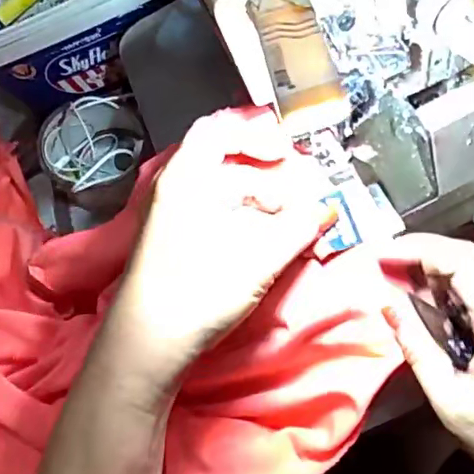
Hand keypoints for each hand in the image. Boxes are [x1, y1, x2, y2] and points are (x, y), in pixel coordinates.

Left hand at [103, 108, 334, 388]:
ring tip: (287, 222)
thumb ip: (298, 228)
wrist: (146, 342)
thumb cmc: (199, 290)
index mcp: (187, 177)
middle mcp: (174, 189)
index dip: (257, 134)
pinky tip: (262, 241)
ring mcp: (170, 216)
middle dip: (267, 177)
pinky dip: (242, 219)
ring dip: (258, 201)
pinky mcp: (172, 241)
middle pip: (225, 163)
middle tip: (297, 195)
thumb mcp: (259, 257)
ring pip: (221, 192)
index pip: (219, 130)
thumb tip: (327, 210)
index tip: (286, 152)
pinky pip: (213, 213)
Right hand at [377, 234, 473, 473]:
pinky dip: (442, 305)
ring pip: (468, 286)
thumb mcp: (459, 407)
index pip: (462, 260)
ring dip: (426, 283)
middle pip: (464, 266)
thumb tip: (389, 307)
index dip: (417, 248)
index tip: (378, 255)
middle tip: (373, 272)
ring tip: (386, 289)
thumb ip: (421, 352)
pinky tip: (417, 315)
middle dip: (415, 262)